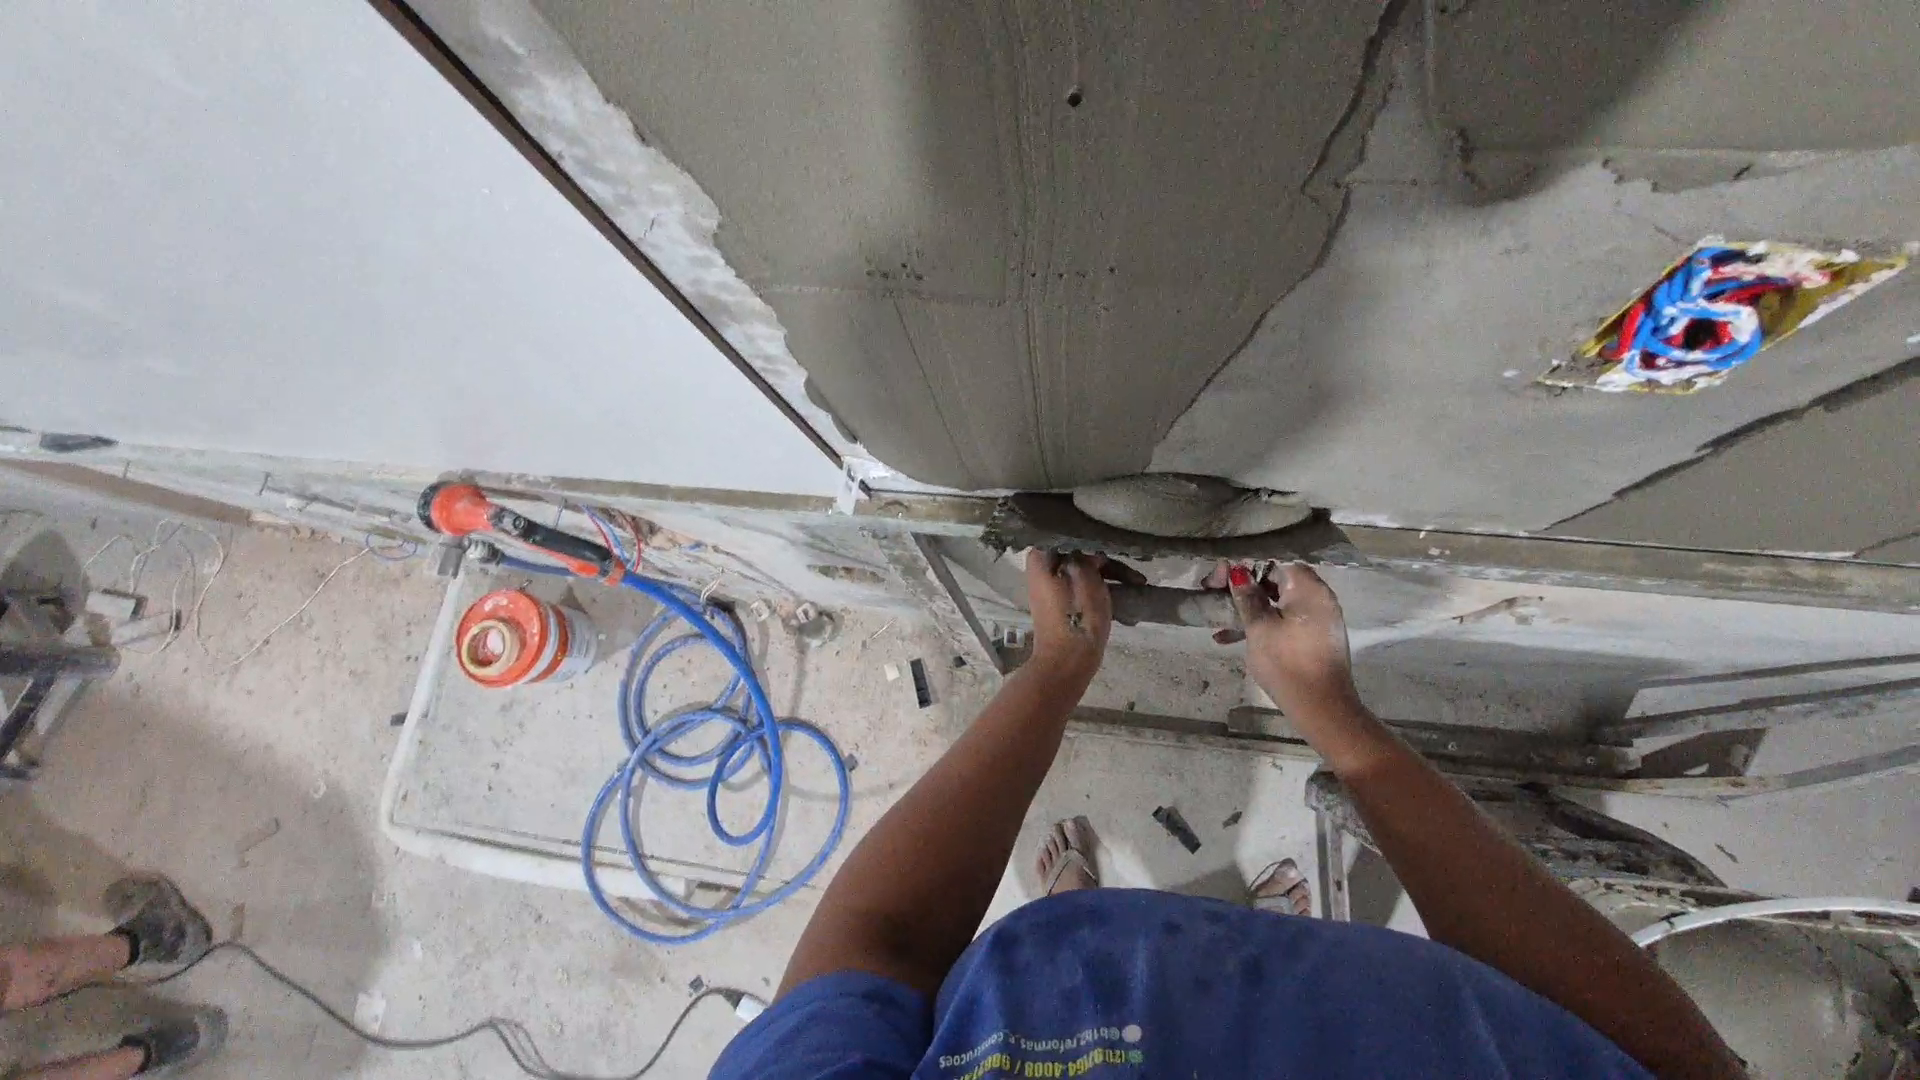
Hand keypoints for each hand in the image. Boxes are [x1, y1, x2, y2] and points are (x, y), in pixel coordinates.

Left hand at [1023, 550, 1134, 681]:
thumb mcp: (1087, 575)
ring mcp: (1049, 587)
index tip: (1126, 549)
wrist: (1066, 663)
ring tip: (1137, 590)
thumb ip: (1087, 553)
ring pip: (1085, 572)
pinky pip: (1083, 589)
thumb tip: (1091, 549)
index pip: (1076, 536)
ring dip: (1111, 580)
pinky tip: (1124, 604)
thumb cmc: (1077, 618)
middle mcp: (1041, 567)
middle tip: (1138, 579)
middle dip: (1111, 566)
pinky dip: (1102, 593)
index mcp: (1041, 556)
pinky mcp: (1059, 604)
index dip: (1102, 542)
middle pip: (1082, 555)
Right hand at [1226, 562, 1363, 720]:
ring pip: (1279, 604)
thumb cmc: (1286, 662)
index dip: (1244, 569)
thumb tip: (1238, 572)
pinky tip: (1235, 640)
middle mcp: (1319, 598)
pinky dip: (1265, 625)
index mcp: (1308, 589)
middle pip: (1277, 583)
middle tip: (1216, 599)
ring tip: (1221, 626)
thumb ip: (1247, 597)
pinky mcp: (1316, 639)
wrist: (1321, 707)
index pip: (1273, 564)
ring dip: (1250, 611)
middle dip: (1244, 590)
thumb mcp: (1259, 627)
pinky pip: (1287, 622)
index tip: (1217, 582)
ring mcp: (1320, 620)